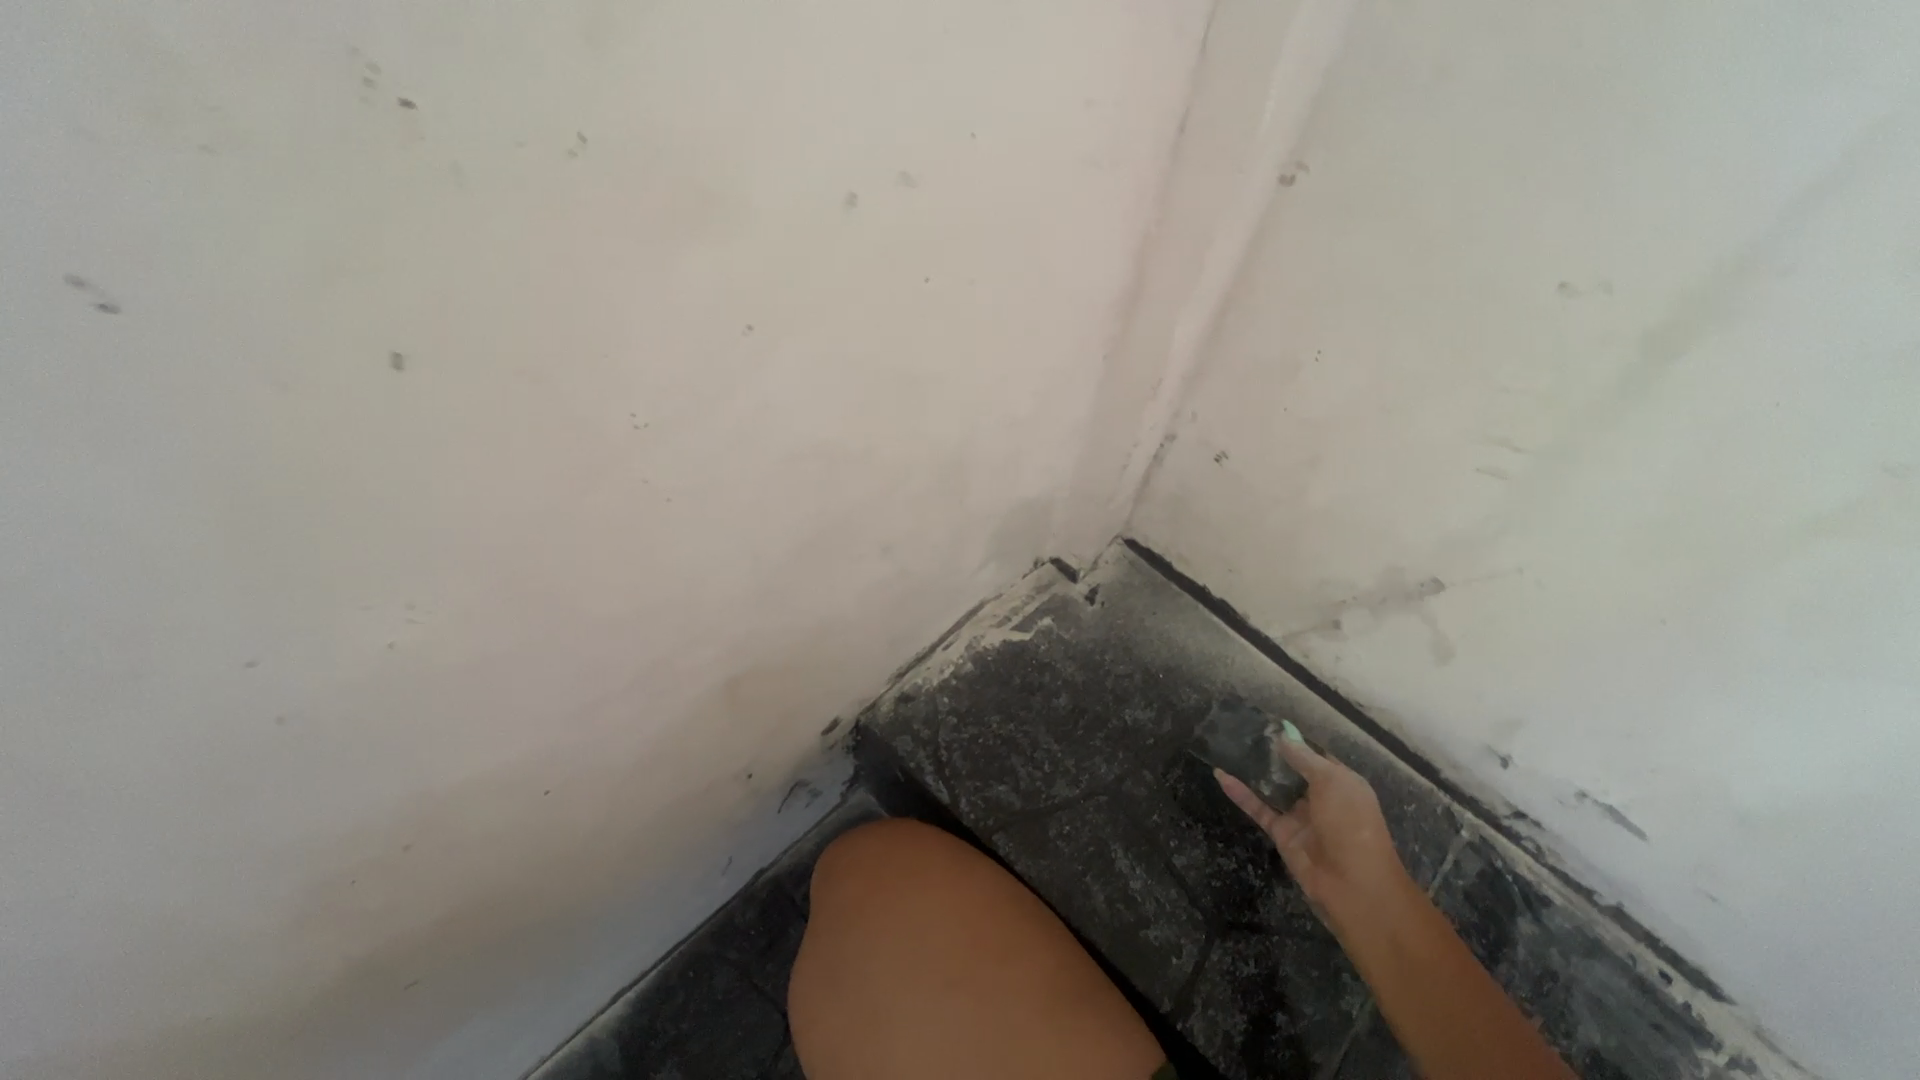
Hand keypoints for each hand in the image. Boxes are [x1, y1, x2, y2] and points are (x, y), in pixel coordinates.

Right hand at [1214, 737, 1411, 922]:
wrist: (1354, 884)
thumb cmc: (1351, 823)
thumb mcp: (1332, 782)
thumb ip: (1304, 759)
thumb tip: (1283, 736)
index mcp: (1341, 782)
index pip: (1315, 756)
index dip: (1294, 740)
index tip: (1268, 724)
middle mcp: (1321, 797)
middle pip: (1291, 770)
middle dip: (1270, 753)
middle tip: (1240, 731)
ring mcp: (1299, 816)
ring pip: (1272, 788)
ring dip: (1252, 770)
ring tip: (1227, 746)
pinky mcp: (1281, 833)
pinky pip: (1258, 808)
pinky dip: (1240, 792)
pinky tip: (1221, 775)